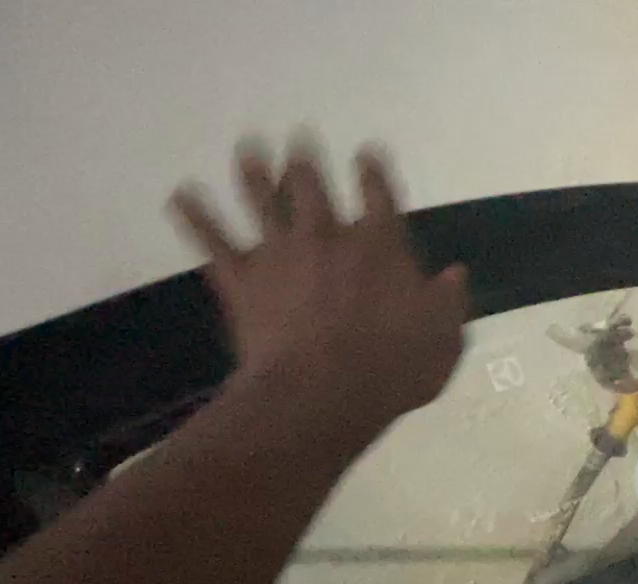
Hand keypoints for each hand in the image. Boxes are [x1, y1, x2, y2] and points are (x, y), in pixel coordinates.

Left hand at [168, 138, 467, 428]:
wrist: (323, 391)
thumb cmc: (397, 366)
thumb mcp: (445, 337)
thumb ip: (449, 300)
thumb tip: (455, 273)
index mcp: (382, 248)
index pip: (379, 196)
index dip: (374, 171)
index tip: (369, 152)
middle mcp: (327, 236)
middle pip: (313, 185)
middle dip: (308, 159)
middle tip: (302, 138)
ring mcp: (278, 253)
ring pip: (261, 199)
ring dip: (254, 170)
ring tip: (250, 148)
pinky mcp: (239, 277)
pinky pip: (210, 238)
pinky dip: (194, 214)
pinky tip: (182, 195)